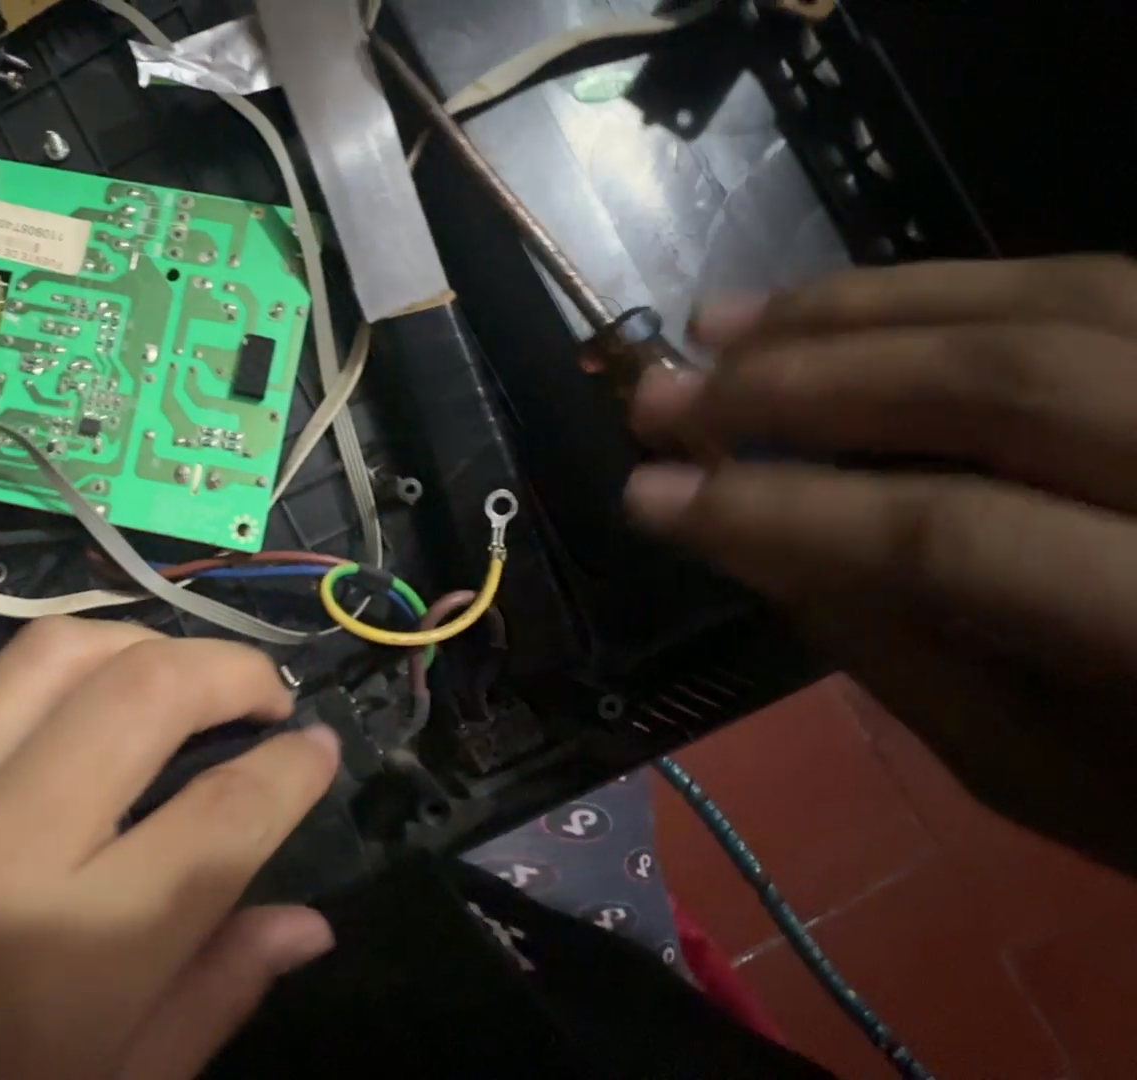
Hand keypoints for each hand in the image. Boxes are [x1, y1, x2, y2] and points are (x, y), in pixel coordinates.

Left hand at [0, 617, 340, 1079]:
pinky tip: (76, 697)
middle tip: (264, 696)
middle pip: (142, 695)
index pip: (221, 819)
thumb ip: (207, 1002)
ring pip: (54, 655)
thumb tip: (305, 923)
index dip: (292, 772)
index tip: (321, 747)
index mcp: (71, 955)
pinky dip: (50, 669)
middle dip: (228, 671)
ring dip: (138, 643)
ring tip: (178, 676)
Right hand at [625, 256, 1136, 873]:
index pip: (957, 539)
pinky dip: (931, 292)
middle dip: (799, 384)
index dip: (783, 509)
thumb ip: (883, 644)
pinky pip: (1085, 285)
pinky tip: (826, 310)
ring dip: (849, 312)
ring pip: (1054, 302)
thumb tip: (733, 530)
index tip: (644, 495)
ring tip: (713, 324)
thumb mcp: (1037, 769)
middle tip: (662, 392)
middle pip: (1006, 385)